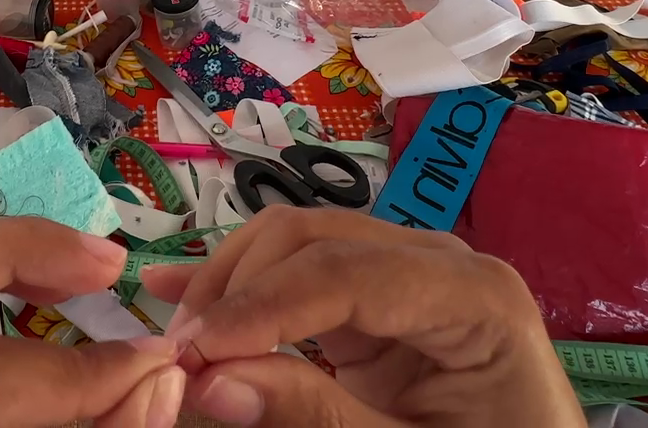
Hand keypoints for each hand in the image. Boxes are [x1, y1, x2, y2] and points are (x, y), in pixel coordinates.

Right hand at [139, 208, 582, 427]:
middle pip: (311, 238)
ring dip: (229, 283)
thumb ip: (318, 418)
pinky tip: (176, 285)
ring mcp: (399, 268)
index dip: (263, 304)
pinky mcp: (369, 294)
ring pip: (291, 242)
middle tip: (181, 352)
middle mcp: (434, 259)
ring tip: (179, 335)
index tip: (196, 350)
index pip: (345, 272)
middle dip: (237, 288)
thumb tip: (211, 381)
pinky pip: (294, 272)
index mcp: (470, 295)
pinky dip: (239, 283)